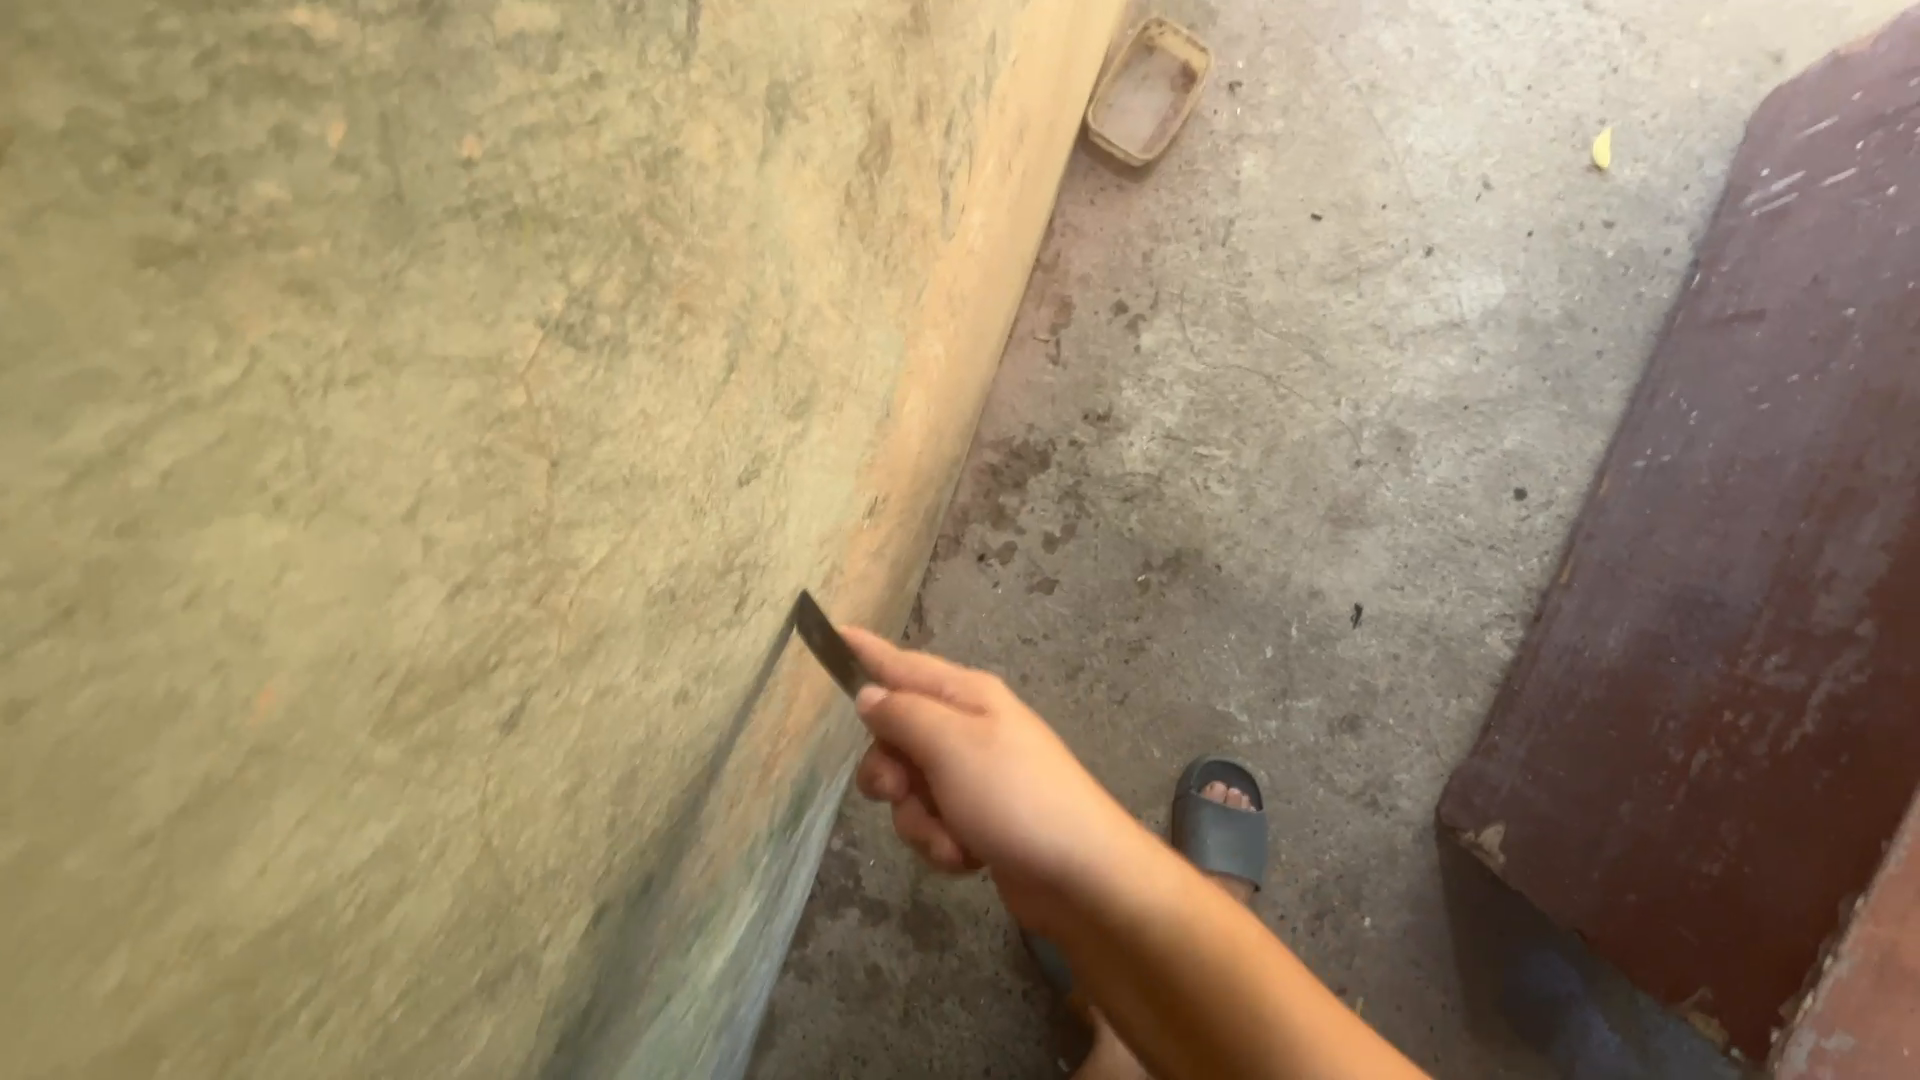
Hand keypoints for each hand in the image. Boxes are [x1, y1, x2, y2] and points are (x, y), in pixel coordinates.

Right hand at [841, 628, 1140, 922]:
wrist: (1078, 873)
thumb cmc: (1014, 795)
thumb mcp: (951, 745)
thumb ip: (903, 715)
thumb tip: (869, 695)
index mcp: (965, 695)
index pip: (902, 664)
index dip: (867, 651)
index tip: (835, 630)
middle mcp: (967, 728)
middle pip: (895, 735)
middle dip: (890, 773)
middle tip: (901, 791)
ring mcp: (974, 775)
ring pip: (908, 789)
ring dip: (919, 821)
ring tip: (952, 838)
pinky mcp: (978, 819)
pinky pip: (933, 823)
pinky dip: (942, 844)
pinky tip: (968, 857)